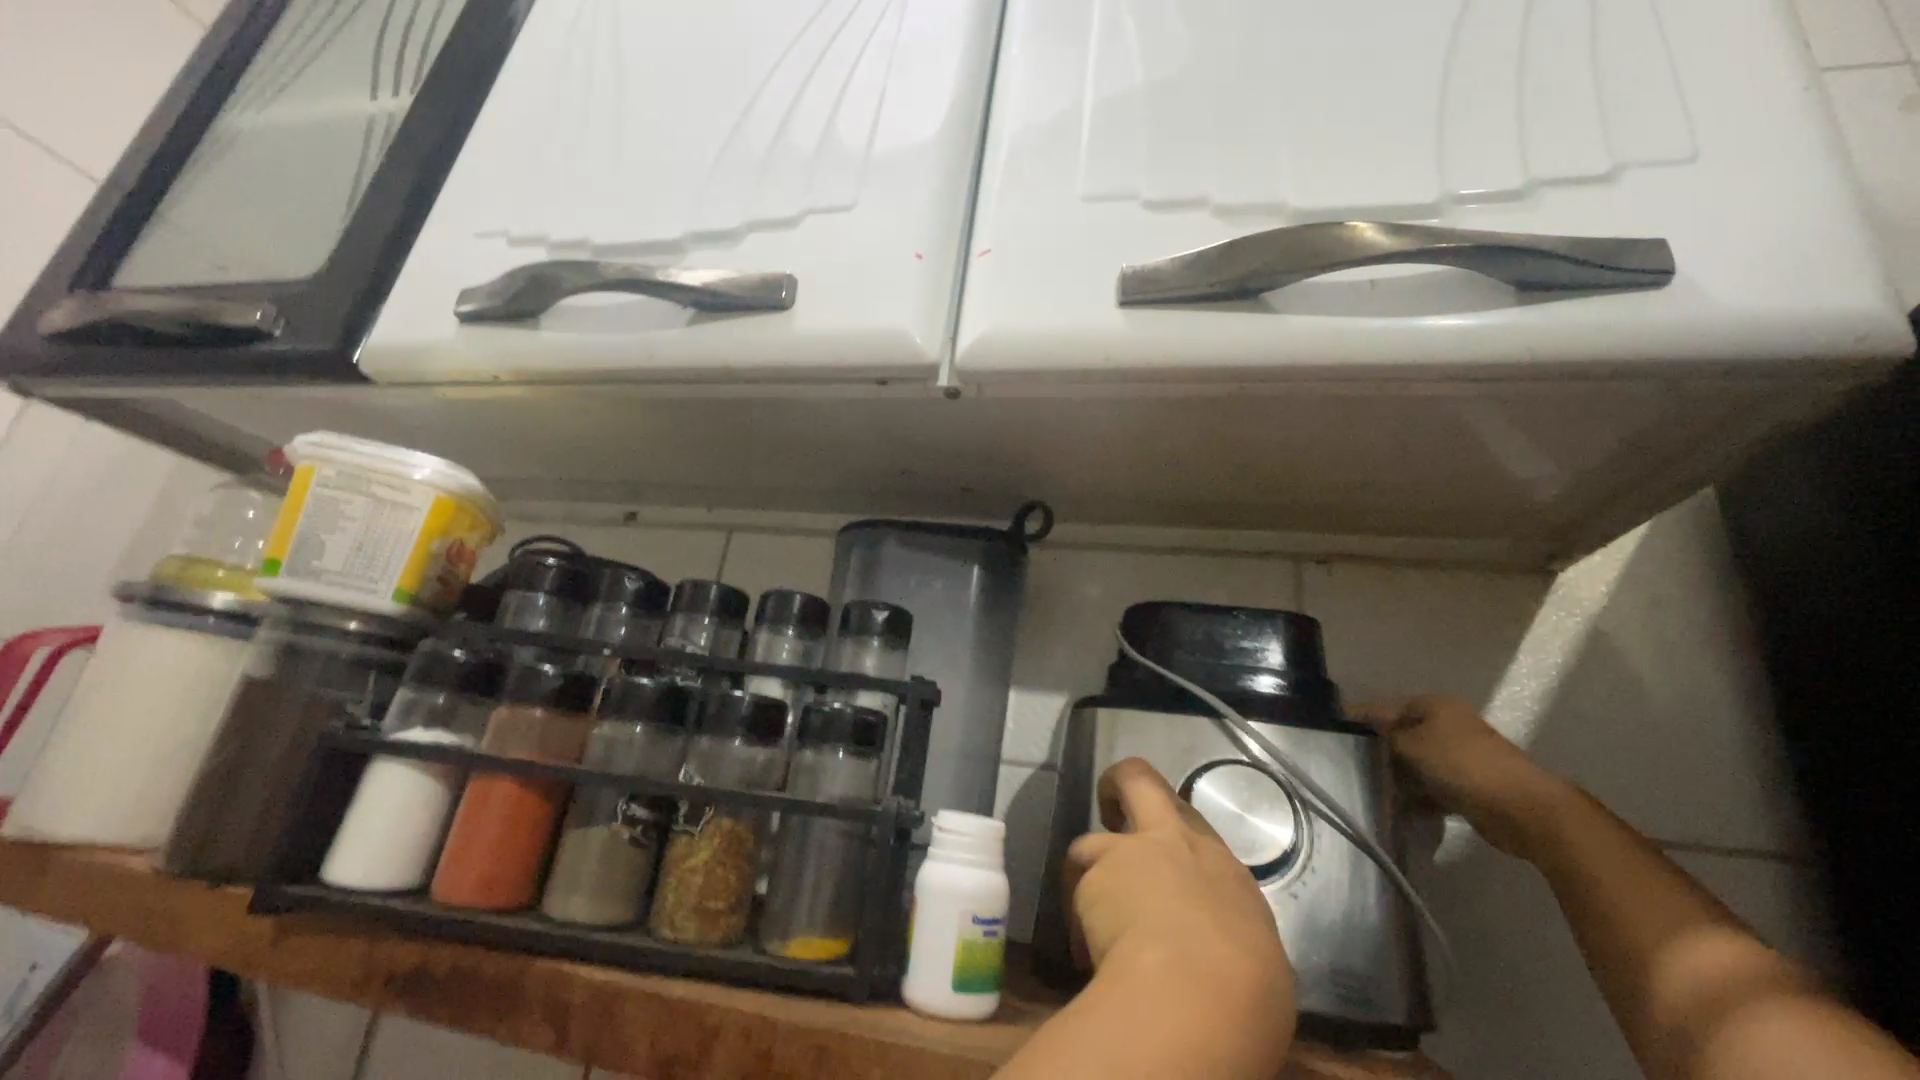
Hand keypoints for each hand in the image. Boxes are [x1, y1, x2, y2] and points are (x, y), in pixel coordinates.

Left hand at [1063, 759, 1294, 1034]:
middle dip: (1120, 784)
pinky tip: (1085, 959)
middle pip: (1141, 780)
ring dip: (1087, 875)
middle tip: (1110, 808)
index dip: (1176, 842)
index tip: (1169, 872)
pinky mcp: (1093, 878)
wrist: (1199, 994)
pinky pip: (1075, 894)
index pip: (1195, 831)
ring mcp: (1129, 854)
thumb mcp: (1258, 962)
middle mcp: (1176, 845)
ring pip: (1089, 842)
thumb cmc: (1247, 991)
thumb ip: (1231, 943)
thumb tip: (1226, 964)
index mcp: (1223, 869)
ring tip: (1088, 921)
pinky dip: (1076, 921)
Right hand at [1354, 695, 1569, 857]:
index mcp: (1432, 706)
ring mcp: (1455, 757)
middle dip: (1375, 754)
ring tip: (1366, 792)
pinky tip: (1394, 810)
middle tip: (1345, 770)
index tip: (1327, 736)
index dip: (1355, 720)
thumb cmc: (1461, 764)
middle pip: (1397, 737)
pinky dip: (1413, 798)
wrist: (1520, 807)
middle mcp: (1444, 726)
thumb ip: (1383, 737)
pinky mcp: (1463, 786)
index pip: (1381, 708)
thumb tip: (1364, 735)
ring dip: (1394, 779)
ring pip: (1412, 765)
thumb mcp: (1411, 743)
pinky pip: (1427, 789)